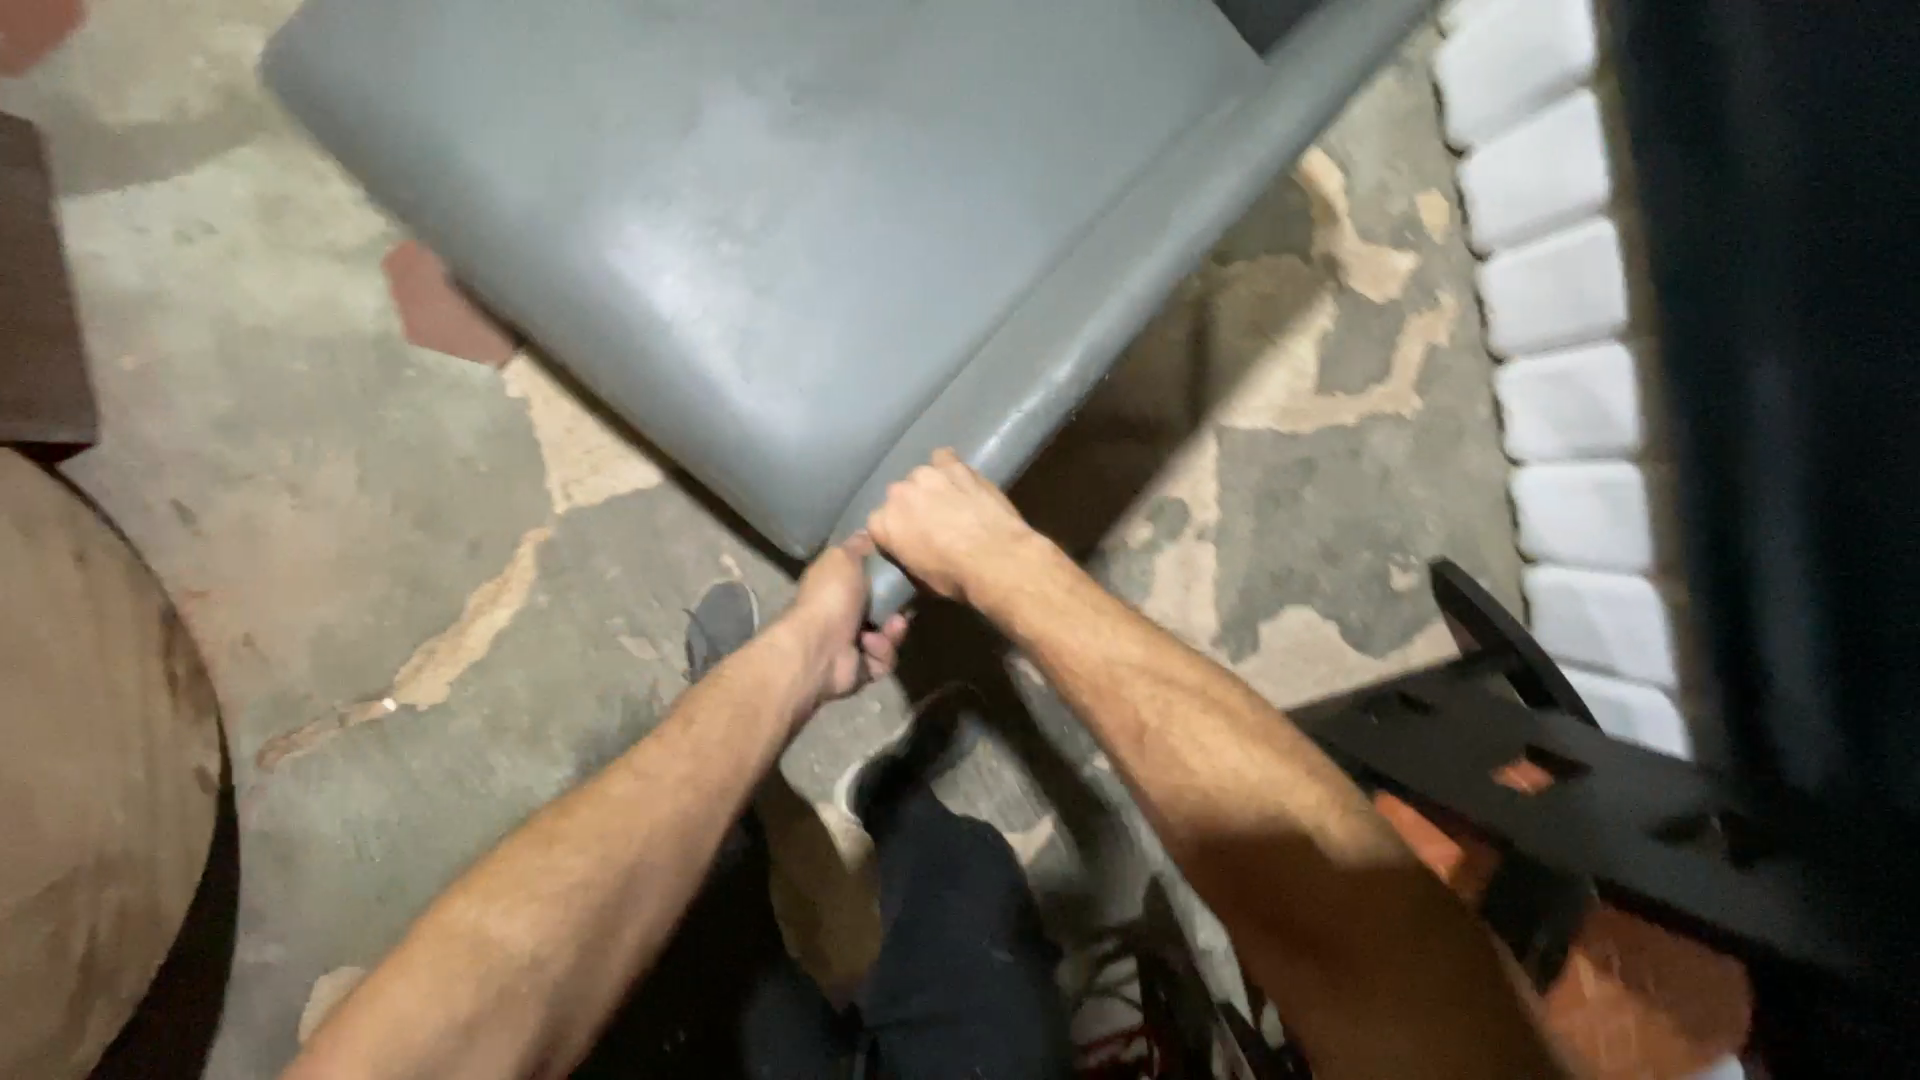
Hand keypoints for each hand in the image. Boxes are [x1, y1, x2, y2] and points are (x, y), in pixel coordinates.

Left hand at [780, 533, 909, 706]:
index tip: (903, 574)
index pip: (867, 582)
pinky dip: (881, 651)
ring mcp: (851, 646)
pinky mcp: (862, 670)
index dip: (887, 579)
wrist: (820, 646)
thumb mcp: (843, 557)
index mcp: (835, 589)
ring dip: (893, 631)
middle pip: (883, 611)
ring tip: (890, 626)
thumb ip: (858, 546)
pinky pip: (884, 660)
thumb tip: (868, 532)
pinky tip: (870, 644)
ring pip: (888, 637)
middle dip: (897, 609)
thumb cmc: (831, 596)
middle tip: (904, 606)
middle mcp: (842, 617)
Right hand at [866, 448, 1047, 606]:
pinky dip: (950, 468)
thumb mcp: (919, 576)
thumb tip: (909, 546)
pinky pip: (944, 459)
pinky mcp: (954, 464)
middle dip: (912, 507)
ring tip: (952, 502)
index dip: (896, 531)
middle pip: (899, 496)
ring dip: (931, 488)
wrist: (995, 558)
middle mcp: (898, 493)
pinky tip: (961, 481)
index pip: (879, 523)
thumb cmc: (955, 577)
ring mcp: (925, 474)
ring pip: (921, 477)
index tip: (911, 540)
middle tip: (933, 523)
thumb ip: (905, 552)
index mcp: (883, 523)